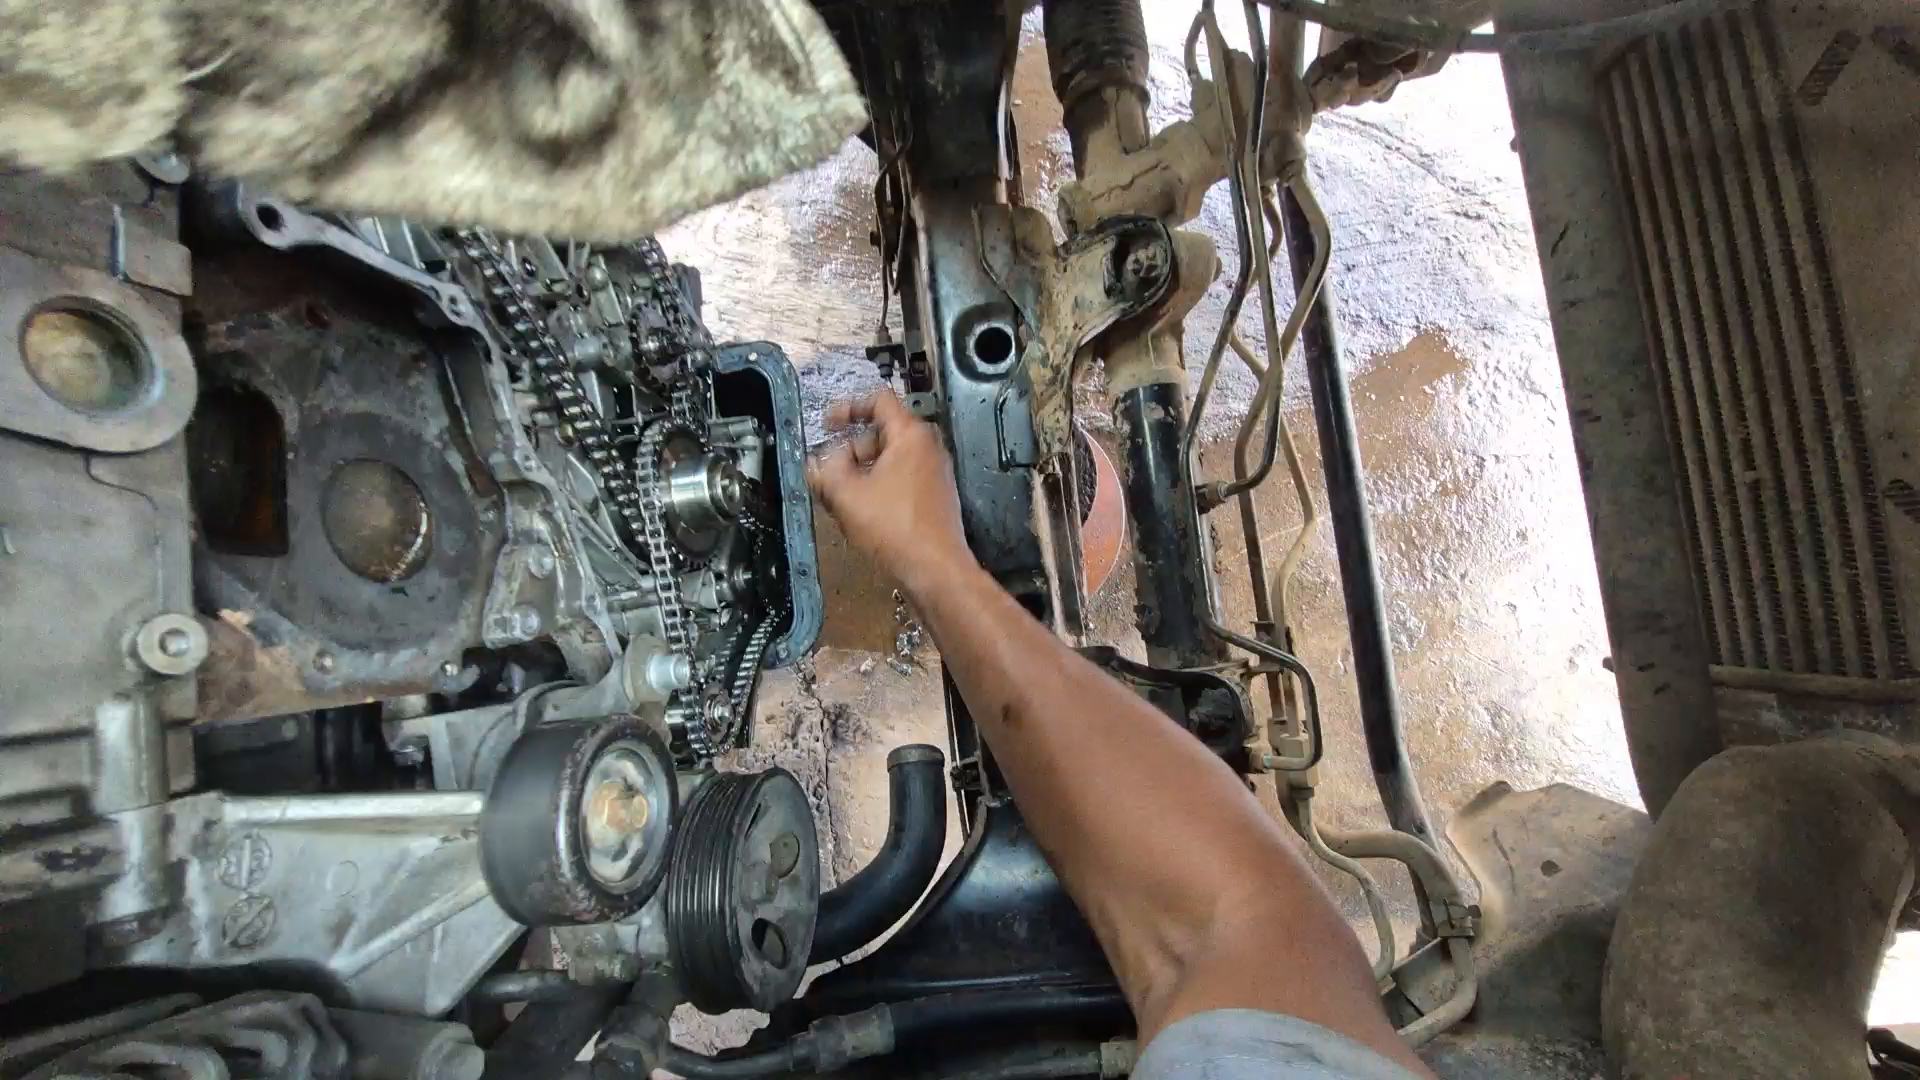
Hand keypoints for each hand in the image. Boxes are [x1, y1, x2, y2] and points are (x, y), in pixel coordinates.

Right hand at [807, 389, 974, 596]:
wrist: (935, 568)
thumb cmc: (896, 529)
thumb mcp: (847, 494)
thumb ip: (826, 470)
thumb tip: (817, 462)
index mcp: (911, 435)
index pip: (879, 400)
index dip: (848, 407)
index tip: (829, 424)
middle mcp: (928, 448)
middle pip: (882, 433)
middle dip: (851, 449)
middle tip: (830, 469)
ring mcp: (934, 473)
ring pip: (890, 460)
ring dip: (862, 471)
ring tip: (840, 495)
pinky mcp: (934, 497)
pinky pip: (901, 480)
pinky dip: (879, 487)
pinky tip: (862, 511)